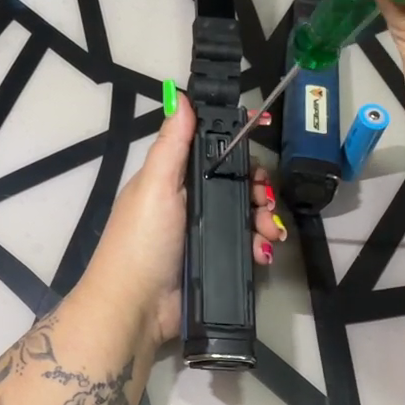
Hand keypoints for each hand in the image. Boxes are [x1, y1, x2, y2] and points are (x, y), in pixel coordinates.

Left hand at [76, 104, 284, 346]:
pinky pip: (247, 244)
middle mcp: (190, 201)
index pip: (213, 151)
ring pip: (247, 213)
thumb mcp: (155, 185)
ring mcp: (203, 232)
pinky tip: (263, 252)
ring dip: (265, 218)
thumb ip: (173, 144)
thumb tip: (182, 97)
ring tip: (268, 232)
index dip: (238, 145)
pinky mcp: (216, 261)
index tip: (264, 137)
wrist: (136, 308)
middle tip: (266, 200)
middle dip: (260, 188)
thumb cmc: (142, 239)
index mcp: (173, 178)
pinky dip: (260, 245)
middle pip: (237, 182)